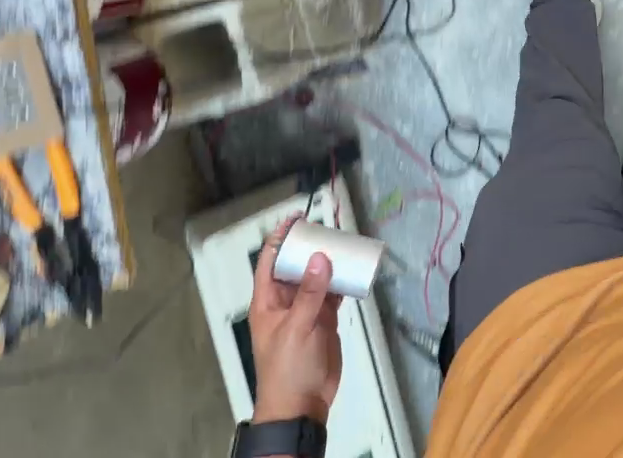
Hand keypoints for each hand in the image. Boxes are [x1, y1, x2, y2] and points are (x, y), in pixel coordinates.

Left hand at [250, 216, 342, 424]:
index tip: (296, 218)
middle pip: (296, 265)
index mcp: (268, 301)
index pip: (270, 261)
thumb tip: (321, 257)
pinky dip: (342, 281)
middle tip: (329, 228)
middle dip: (310, 246)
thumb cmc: (287, 367)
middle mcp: (286, 301)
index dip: (280, 238)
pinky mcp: (323, 319)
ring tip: (345, 244)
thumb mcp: (297, 328)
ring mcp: (305, 309)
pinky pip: (332, 292)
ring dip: (329, 262)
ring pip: (316, 277)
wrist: (301, 404)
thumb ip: (310, 293)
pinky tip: (354, 270)